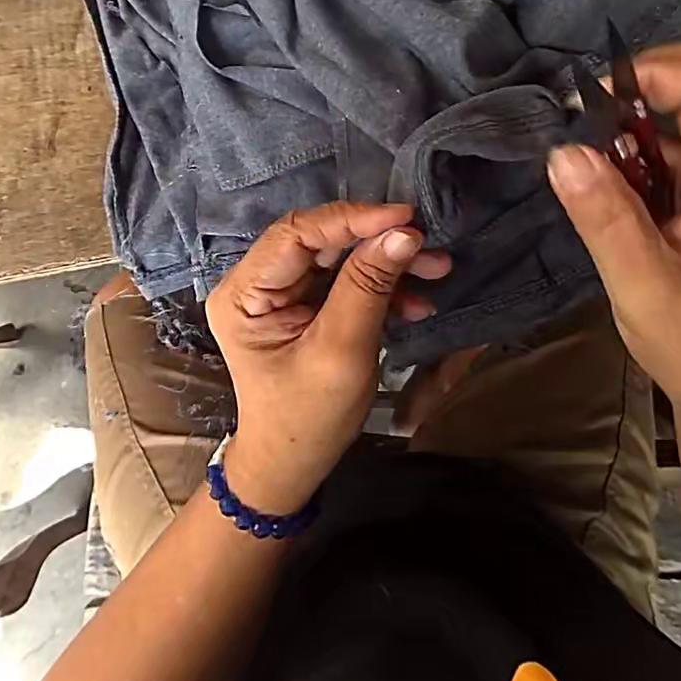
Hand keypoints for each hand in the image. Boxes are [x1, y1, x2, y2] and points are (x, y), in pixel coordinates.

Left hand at [205, 202, 451, 513]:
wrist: (295, 463)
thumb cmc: (308, 417)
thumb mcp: (342, 353)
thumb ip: (368, 287)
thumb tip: (403, 234)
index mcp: (244, 293)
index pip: (296, 234)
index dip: (351, 219)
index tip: (405, 217)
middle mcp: (256, 283)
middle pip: (320, 241)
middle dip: (376, 241)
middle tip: (427, 244)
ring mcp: (280, 292)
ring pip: (338, 257)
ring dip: (387, 262)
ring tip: (436, 268)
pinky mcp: (304, 303)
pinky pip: (344, 279)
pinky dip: (381, 286)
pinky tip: (416, 301)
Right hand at [548, 42, 680, 415]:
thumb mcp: (645, 290)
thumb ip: (605, 220)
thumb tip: (561, 151)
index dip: (658, 74)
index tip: (592, 101)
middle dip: (656, 74)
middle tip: (594, 106)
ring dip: (638, 106)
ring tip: (585, 137)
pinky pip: (671, 138)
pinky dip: (630, 137)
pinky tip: (599, 169)